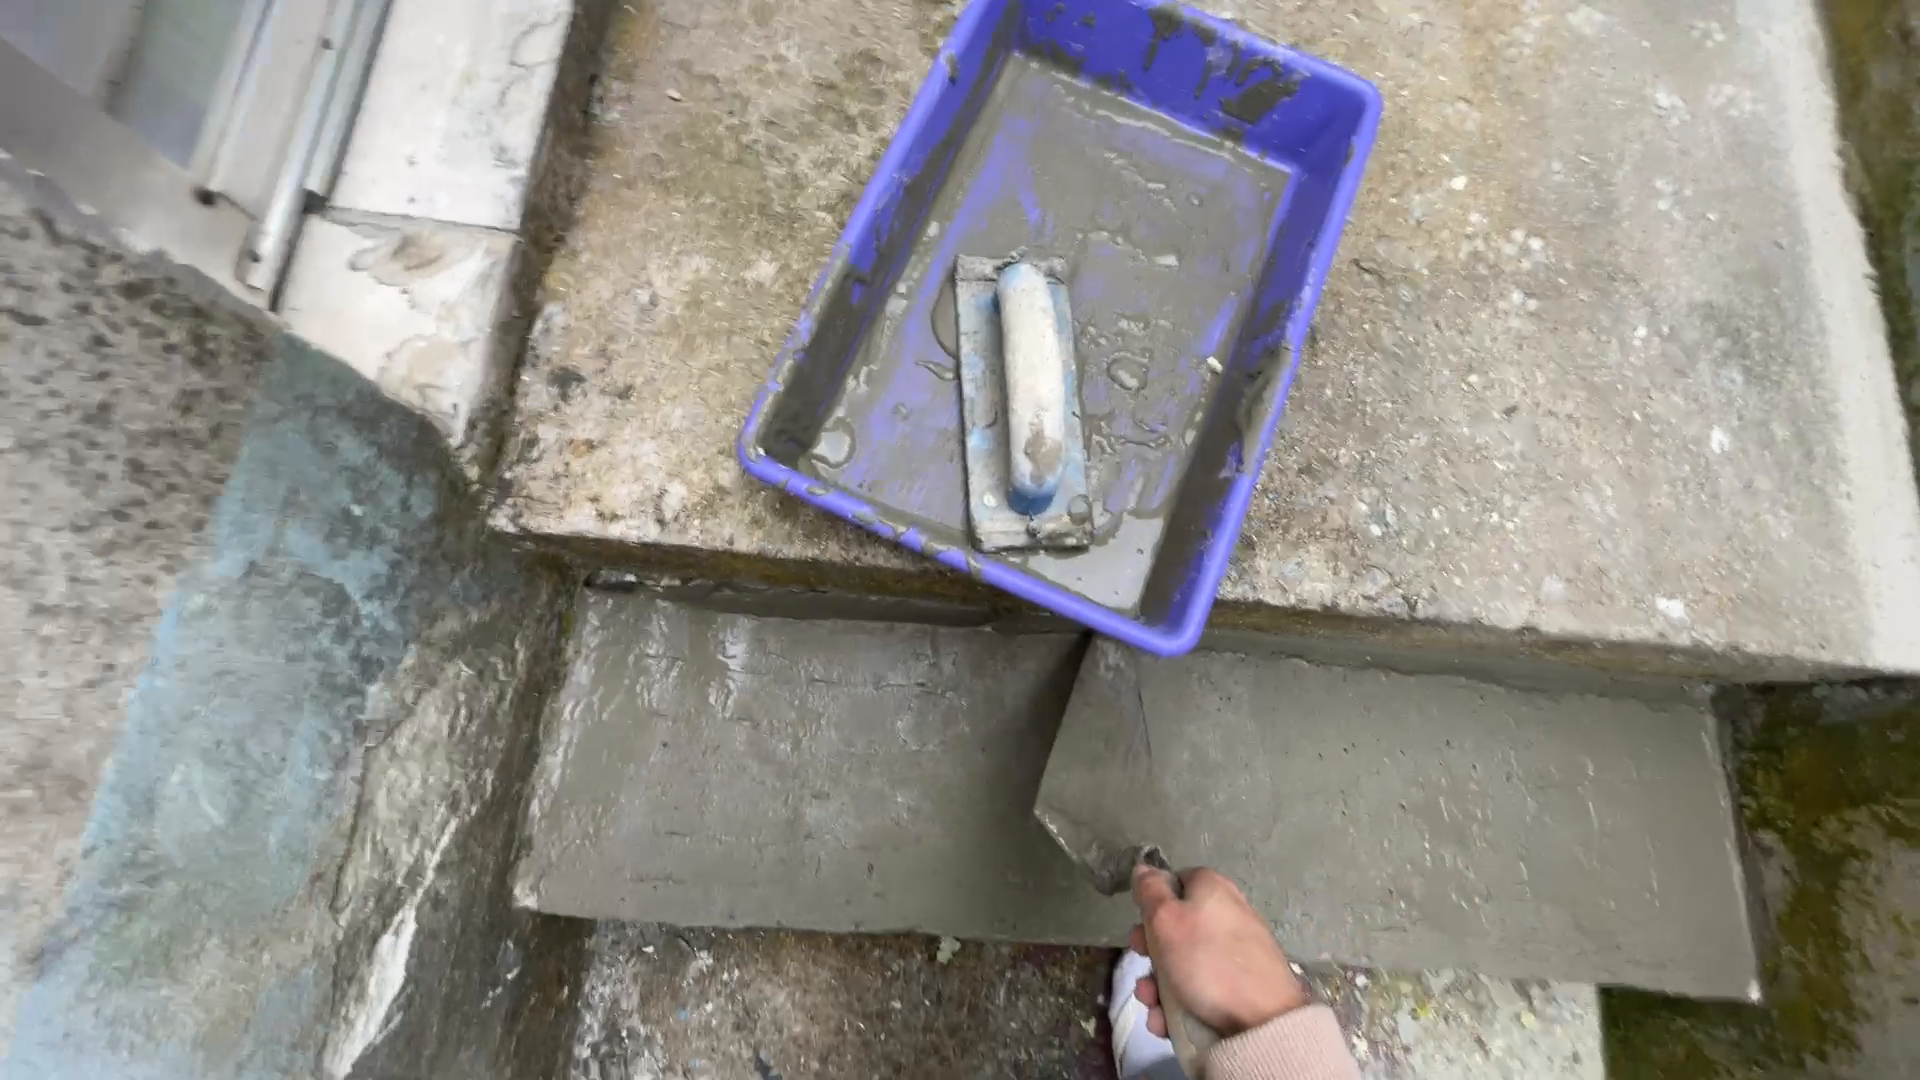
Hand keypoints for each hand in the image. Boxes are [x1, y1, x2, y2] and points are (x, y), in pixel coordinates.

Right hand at [1128, 865, 1308, 1038]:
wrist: (1264, 1021)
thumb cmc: (1206, 960)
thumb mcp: (1165, 918)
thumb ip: (1149, 890)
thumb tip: (1144, 867)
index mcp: (1211, 887)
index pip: (1174, 882)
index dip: (1152, 904)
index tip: (1140, 928)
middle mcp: (1227, 912)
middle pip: (1177, 926)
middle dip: (1151, 954)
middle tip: (1142, 970)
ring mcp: (1238, 952)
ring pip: (1186, 962)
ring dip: (1160, 985)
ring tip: (1152, 1007)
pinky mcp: (1244, 986)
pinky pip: (1204, 987)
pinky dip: (1182, 1003)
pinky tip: (1167, 1022)